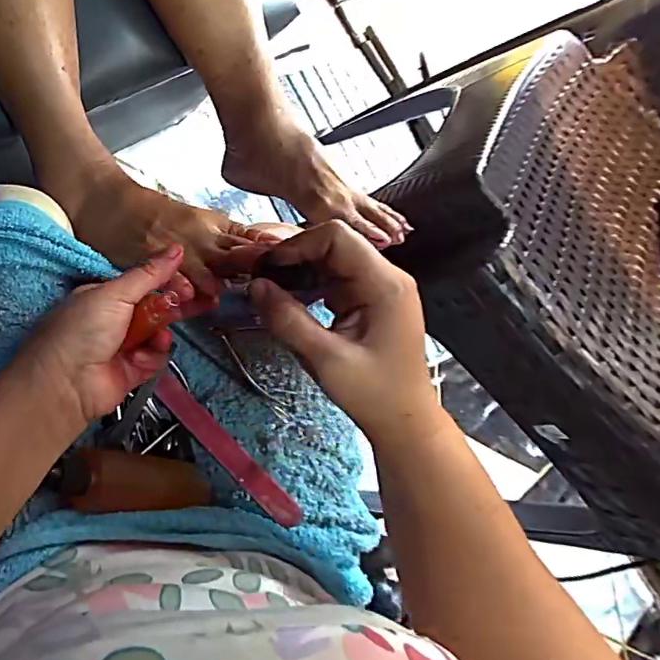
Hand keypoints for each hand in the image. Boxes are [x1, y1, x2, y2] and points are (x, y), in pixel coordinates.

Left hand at [14, 246, 196, 425]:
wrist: (65, 383)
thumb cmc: (80, 330)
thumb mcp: (114, 294)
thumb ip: (148, 274)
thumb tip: (175, 249)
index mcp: (104, 294)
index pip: (143, 282)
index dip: (167, 280)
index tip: (187, 282)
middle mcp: (113, 318)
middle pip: (155, 306)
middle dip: (175, 304)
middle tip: (198, 302)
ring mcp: (122, 345)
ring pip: (159, 332)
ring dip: (161, 333)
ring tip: (157, 336)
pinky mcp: (131, 369)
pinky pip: (155, 358)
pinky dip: (153, 356)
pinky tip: (141, 356)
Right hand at [242, 221, 436, 432]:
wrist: (404, 421)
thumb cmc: (374, 394)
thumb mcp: (325, 359)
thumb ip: (288, 319)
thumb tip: (255, 286)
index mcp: (384, 284)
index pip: (336, 237)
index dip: (296, 245)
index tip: (267, 266)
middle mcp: (384, 277)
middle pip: (332, 243)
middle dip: (293, 256)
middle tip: (260, 277)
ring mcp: (376, 287)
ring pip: (329, 259)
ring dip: (297, 269)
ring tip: (268, 288)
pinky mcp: (367, 299)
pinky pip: (332, 277)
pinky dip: (307, 283)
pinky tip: (287, 298)